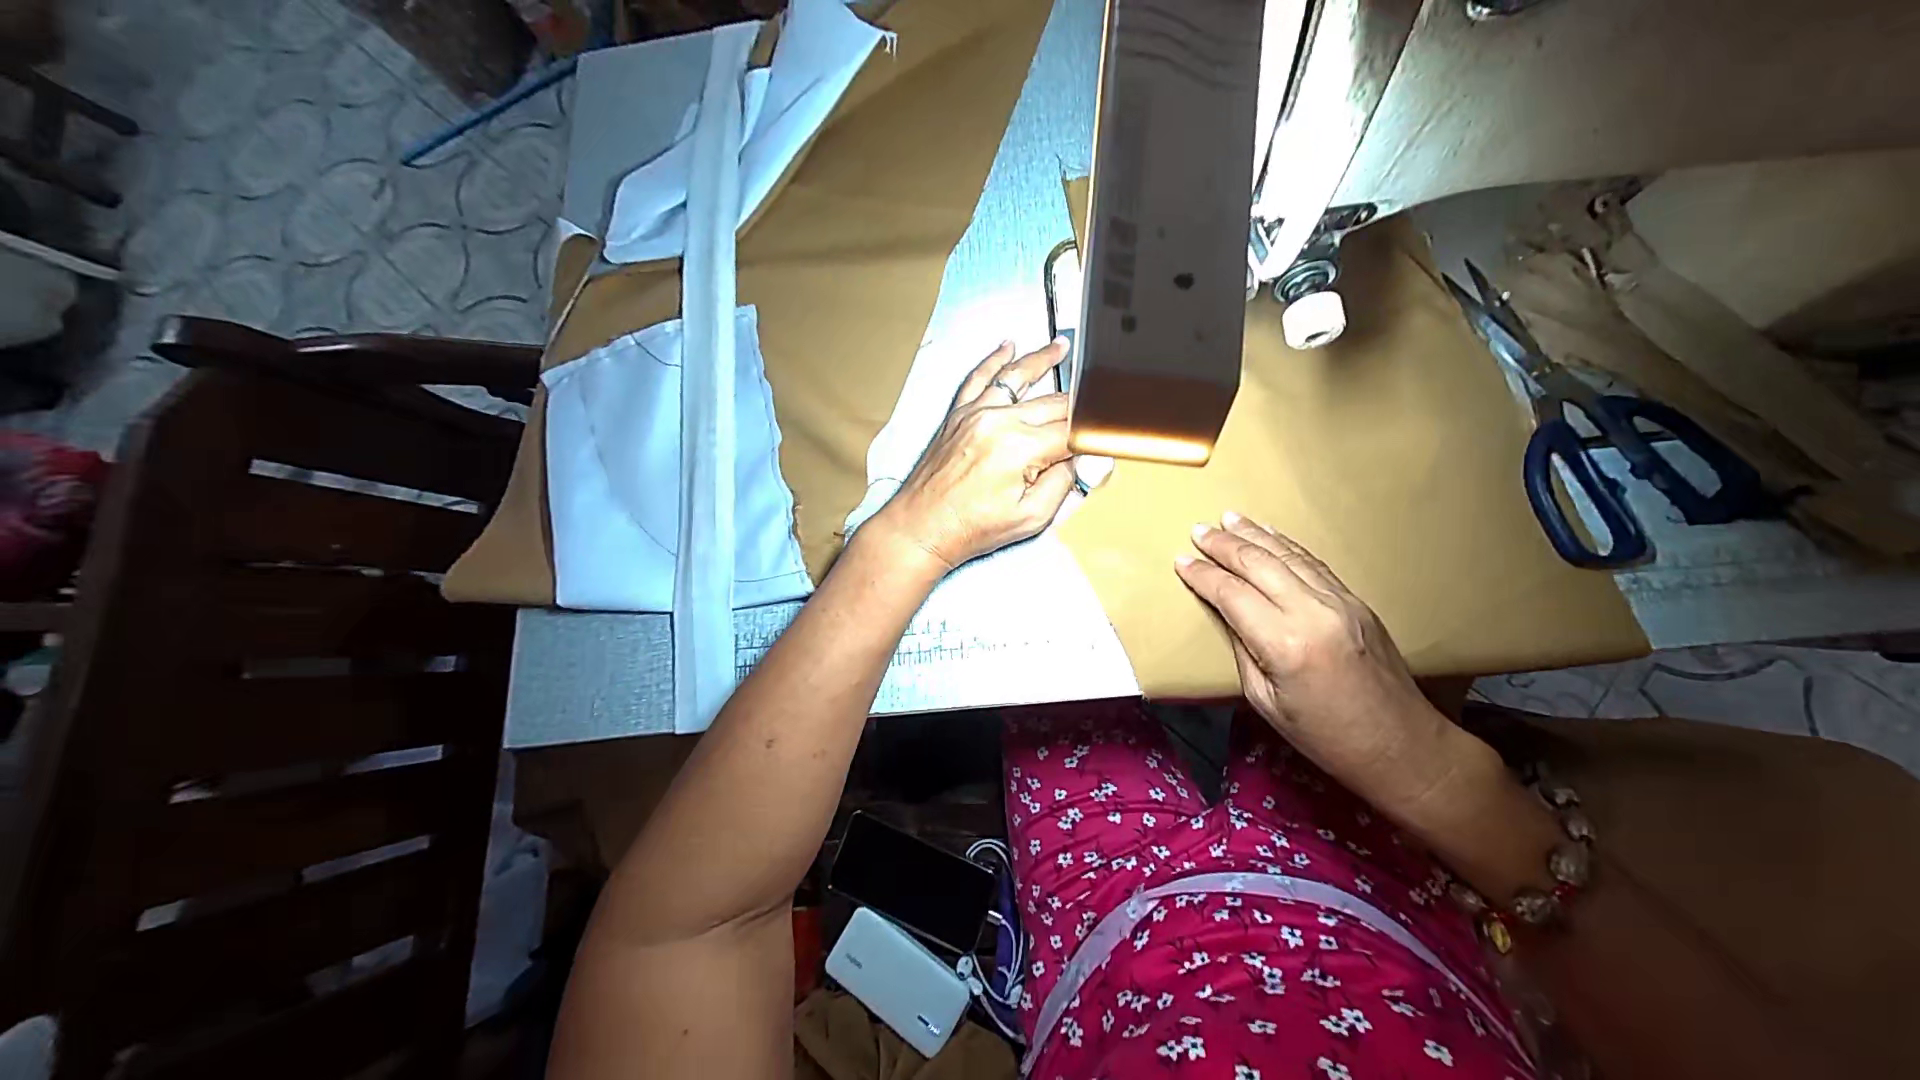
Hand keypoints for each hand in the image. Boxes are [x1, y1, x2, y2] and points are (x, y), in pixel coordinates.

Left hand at [869, 340, 1076, 571]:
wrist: (921, 527)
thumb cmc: (967, 528)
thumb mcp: (1031, 518)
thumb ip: (1065, 483)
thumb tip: (1083, 459)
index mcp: (1019, 447)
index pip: (1072, 431)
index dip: (1090, 437)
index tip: (1100, 441)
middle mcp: (997, 421)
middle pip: (1052, 403)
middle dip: (1075, 408)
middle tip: (1091, 410)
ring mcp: (975, 413)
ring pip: (1017, 377)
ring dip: (1042, 360)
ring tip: (1060, 348)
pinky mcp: (958, 414)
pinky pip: (979, 378)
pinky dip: (994, 361)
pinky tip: (1007, 348)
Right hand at [1174, 513, 1471, 816]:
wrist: (1401, 745)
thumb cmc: (1324, 736)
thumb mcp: (1264, 700)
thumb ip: (1242, 648)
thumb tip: (1226, 612)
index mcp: (1284, 644)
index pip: (1232, 594)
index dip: (1202, 576)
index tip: (1180, 562)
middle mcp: (1313, 613)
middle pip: (1259, 564)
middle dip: (1223, 545)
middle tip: (1197, 530)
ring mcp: (1340, 602)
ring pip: (1288, 555)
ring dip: (1254, 535)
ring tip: (1228, 519)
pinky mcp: (1356, 602)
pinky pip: (1313, 564)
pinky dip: (1286, 545)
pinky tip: (1269, 534)